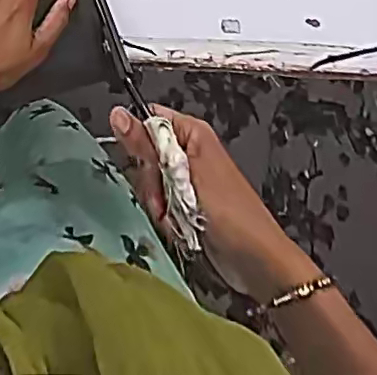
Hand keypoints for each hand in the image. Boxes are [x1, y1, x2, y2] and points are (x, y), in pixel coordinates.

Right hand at [114, 104, 321, 300]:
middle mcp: (188, 152)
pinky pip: (160, 204)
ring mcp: (187, 180)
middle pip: (145, 154)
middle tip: (164, 198)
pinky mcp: (186, 204)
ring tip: (175, 217)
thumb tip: (117, 114)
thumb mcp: (182, 175)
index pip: (147, 121)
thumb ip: (147, 146)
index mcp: (191, 132)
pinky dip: (164, 218)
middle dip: (149, 182)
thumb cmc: (231, 214)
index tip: (145, 165)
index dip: (139, 142)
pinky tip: (178, 228)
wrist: (259, 263)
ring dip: (157, 204)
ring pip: (150, 183)